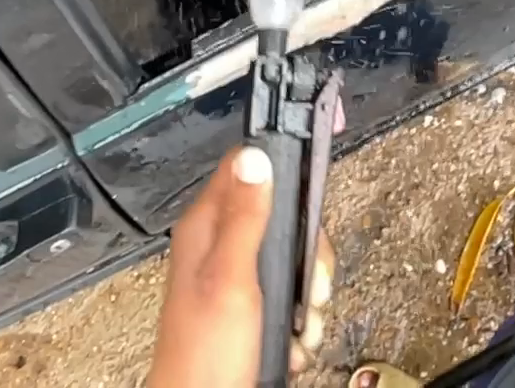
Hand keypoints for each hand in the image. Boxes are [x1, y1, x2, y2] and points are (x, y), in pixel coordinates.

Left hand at [148, 146, 335, 387]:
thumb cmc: (204, 358)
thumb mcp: (230, 277)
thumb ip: (245, 217)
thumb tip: (254, 156)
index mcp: (206, 226)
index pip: (245, 165)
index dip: (279, 166)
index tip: (309, 181)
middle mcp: (218, 242)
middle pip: (278, 211)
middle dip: (305, 248)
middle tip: (310, 281)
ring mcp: (234, 273)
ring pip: (288, 252)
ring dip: (307, 288)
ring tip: (304, 319)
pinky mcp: (249, 303)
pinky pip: (287, 289)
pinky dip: (299, 313)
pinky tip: (296, 335)